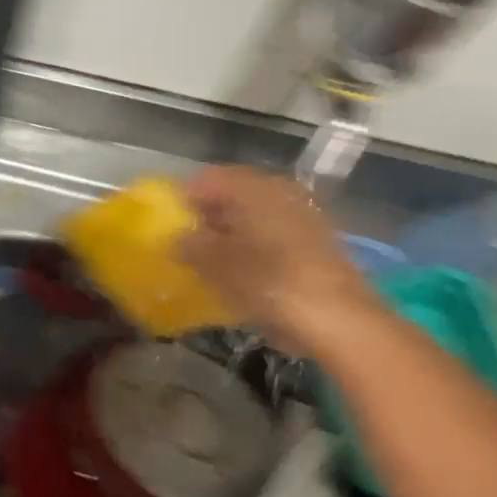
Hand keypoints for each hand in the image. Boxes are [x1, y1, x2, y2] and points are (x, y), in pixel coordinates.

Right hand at [178, 165, 380, 352]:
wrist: (334, 317)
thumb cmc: (268, 284)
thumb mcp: (216, 266)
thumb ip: (189, 246)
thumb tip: (172, 238)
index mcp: (254, 189)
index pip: (207, 179)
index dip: (181, 199)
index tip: (162, 225)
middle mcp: (279, 193)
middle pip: (230, 196)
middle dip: (202, 218)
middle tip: (179, 246)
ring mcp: (299, 216)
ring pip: (249, 217)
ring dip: (224, 235)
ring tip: (202, 263)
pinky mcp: (310, 243)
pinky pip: (266, 236)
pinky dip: (246, 248)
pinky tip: (233, 274)